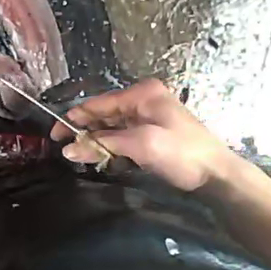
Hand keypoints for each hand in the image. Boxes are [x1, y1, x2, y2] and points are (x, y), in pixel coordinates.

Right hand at [52, 79, 241, 191]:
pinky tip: (105, 160)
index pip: (98, 103)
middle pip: (104, 114)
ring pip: (112, 128)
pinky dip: (112, 148)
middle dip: (85, 132)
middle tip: (66, 150)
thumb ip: (102, 143)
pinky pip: (123, 138)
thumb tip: (68, 149)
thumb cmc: (181, 154)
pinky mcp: (153, 135)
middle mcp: (144, 101)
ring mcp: (150, 118)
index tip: (54, 136)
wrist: (216, 175)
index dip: (73, 118)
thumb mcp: (140, 145)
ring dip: (97, 142)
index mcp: (143, 94)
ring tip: (82, 157)